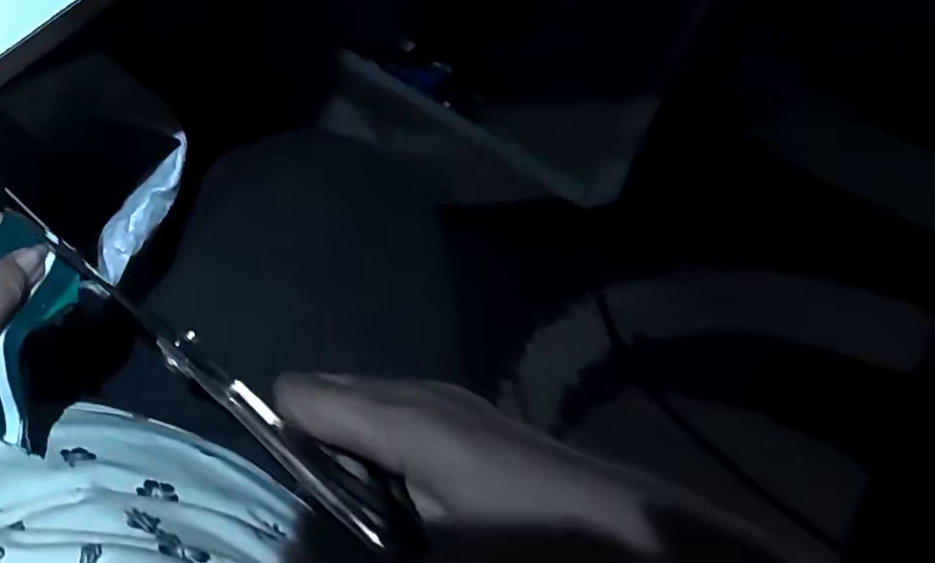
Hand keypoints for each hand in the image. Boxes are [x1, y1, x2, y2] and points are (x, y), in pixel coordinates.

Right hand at [275, 375, 773, 559]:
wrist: (653, 542)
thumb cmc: (534, 545)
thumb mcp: (438, 554)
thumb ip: (362, 532)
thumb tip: (308, 537)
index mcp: (398, 417)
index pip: (297, 393)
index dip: (281, 433)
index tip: (296, 487)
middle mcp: (415, 390)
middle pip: (325, 389)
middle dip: (315, 440)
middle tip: (339, 506)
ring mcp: (447, 397)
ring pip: (363, 400)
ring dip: (352, 445)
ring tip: (377, 507)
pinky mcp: (471, 413)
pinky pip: (399, 412)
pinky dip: (387, 444)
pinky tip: (421, 496)